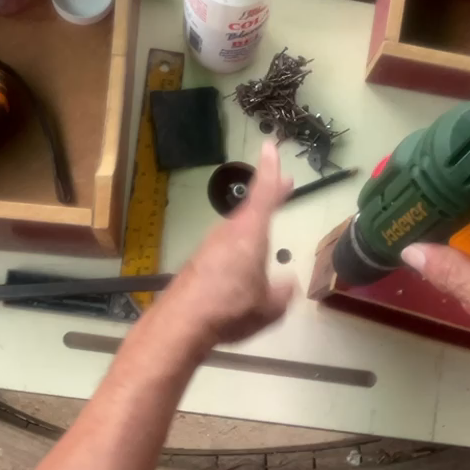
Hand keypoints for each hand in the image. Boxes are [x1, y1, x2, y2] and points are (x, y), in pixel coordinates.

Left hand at [159, 140, 296, 348]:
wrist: (182, 323)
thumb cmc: (230, 309)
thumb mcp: (270, 307)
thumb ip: (283, 293)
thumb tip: (287, 284)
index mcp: (251, 234)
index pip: (264, 193)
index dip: (270, 170)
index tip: (270, 146)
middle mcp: (229, 233)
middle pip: (251, 210)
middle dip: (268, 198)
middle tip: (282, 186)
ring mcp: (210, 247)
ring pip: (238, 232)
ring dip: (253, 229)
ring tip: (266, 236)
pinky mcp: (199, 264)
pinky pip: (226, 250)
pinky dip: (238, 251)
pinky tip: (242, 273)